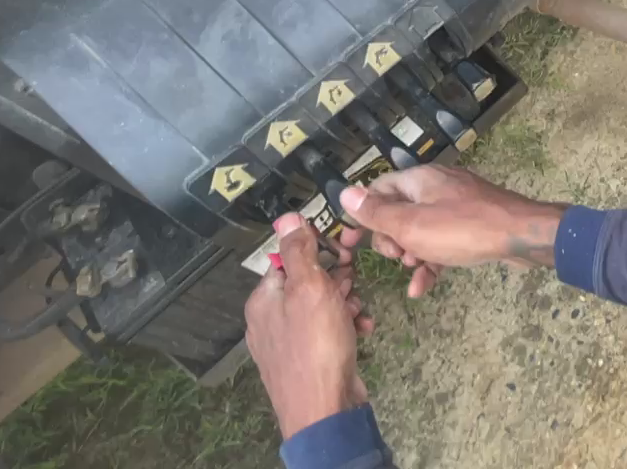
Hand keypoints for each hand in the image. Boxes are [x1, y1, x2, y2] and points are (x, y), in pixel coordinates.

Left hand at [244, 214, 373, 438]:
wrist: (324, 408)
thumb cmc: (316, 344)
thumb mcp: (310, 288)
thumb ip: (300, 251)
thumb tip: (286, 217)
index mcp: (264, 300)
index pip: (291, 257)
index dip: (321, 251)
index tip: (346, 253)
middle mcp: (270, 318)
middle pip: (310, 279)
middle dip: (338, 278)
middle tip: (352, 286)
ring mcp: (289, 340)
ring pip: (324, 301)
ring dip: (347, 300)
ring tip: (357, 310)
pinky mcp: (309, 356)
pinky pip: (330, 326)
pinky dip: (348, 322)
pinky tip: (362, 328)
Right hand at [341, 165, 564, 296]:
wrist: (519, 235)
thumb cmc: (462, 229)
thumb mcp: (412, 225)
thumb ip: (377, 212)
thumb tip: (345, 192)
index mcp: (420, 179)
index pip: (379, 189)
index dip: (362, 216)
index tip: (350, 246)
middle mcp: (438, 186)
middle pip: (398, 211)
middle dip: (390, 239)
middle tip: (398, 256)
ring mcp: (457, 205)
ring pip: (420, 230)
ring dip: (411, 254)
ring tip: (414, 270)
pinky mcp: (471, 224)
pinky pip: (442, 242)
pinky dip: (431, 262)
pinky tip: (422, 288)